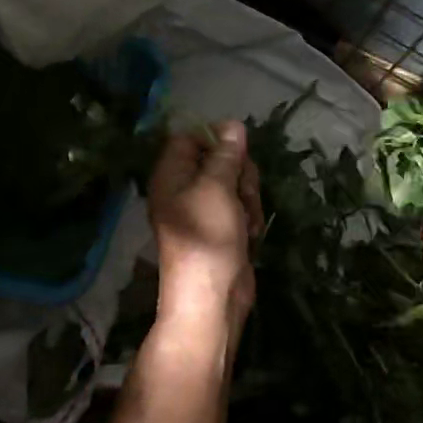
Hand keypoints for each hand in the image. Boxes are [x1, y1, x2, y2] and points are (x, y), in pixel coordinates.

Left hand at [146, 121, 262, 341]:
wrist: (212, 297)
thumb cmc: (207, 236)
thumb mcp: (217, 187)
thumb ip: (226, 154)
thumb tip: (232, 124)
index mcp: (171, 174)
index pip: (189, 138)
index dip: (215, 139)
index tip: (238, 150)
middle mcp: (183, 188)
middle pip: (218, 160)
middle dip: (240, 174)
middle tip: (243, 193)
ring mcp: (203, 210)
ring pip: (235, 184)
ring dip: (248, 199)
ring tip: (247, 221)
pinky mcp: (221, 229)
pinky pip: (240, 208)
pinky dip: (249, 218)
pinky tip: (251, 235)